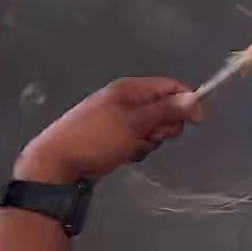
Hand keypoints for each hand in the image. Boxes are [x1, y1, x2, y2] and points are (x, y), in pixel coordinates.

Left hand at [13, 78, 201, 183]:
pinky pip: (138, 138)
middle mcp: (126, 99)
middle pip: (164, 107)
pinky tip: (126, 154)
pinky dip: (138, 147)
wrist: (55, 164)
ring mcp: (119, 118)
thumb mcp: (135, 123)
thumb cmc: (97, 139)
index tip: (195, 122)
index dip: (186, 101)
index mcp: (130, 88)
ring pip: (152, 126)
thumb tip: (195, 98)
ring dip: (150, 139)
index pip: (170, 86)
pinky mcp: (113, 136)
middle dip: (165, 125)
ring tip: (134, 148)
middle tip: (152, 136)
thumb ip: (167, 111)